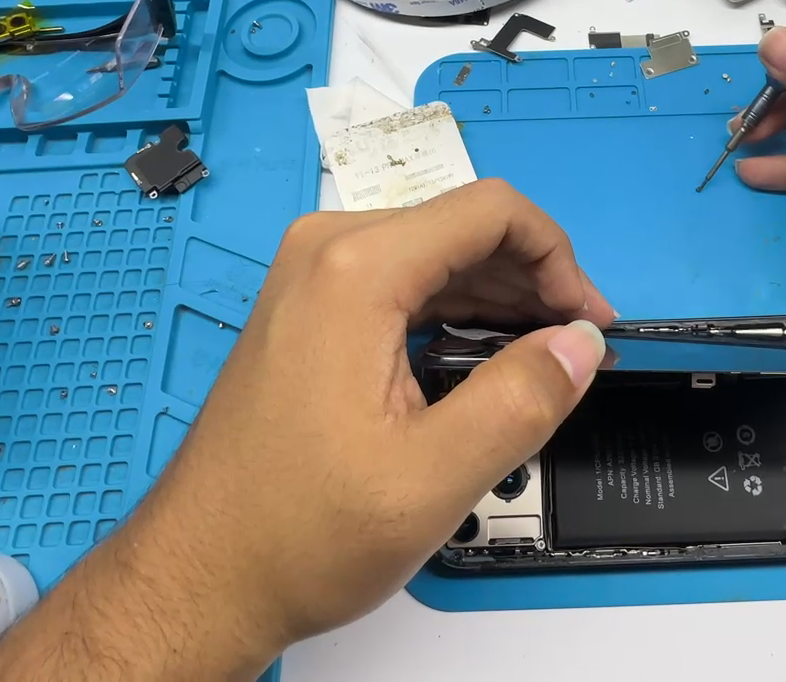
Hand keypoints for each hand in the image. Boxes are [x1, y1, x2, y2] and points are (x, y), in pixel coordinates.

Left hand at [135, 181, 613, 674]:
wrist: (198, 573)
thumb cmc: (302, 532)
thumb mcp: (431, 479)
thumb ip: (522, 400)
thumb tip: (581, 343)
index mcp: (358, 266)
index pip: (490, 211)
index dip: (557, 256)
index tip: (587, 321)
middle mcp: (331, 246)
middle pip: (464, 227)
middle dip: (533, 278)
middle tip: (576, 346)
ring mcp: (317, 271)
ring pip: (438, 251)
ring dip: (501, 294)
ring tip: (544, 354)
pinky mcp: (314, 301)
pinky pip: (406, 279)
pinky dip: (458, 307)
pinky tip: (489, 350)